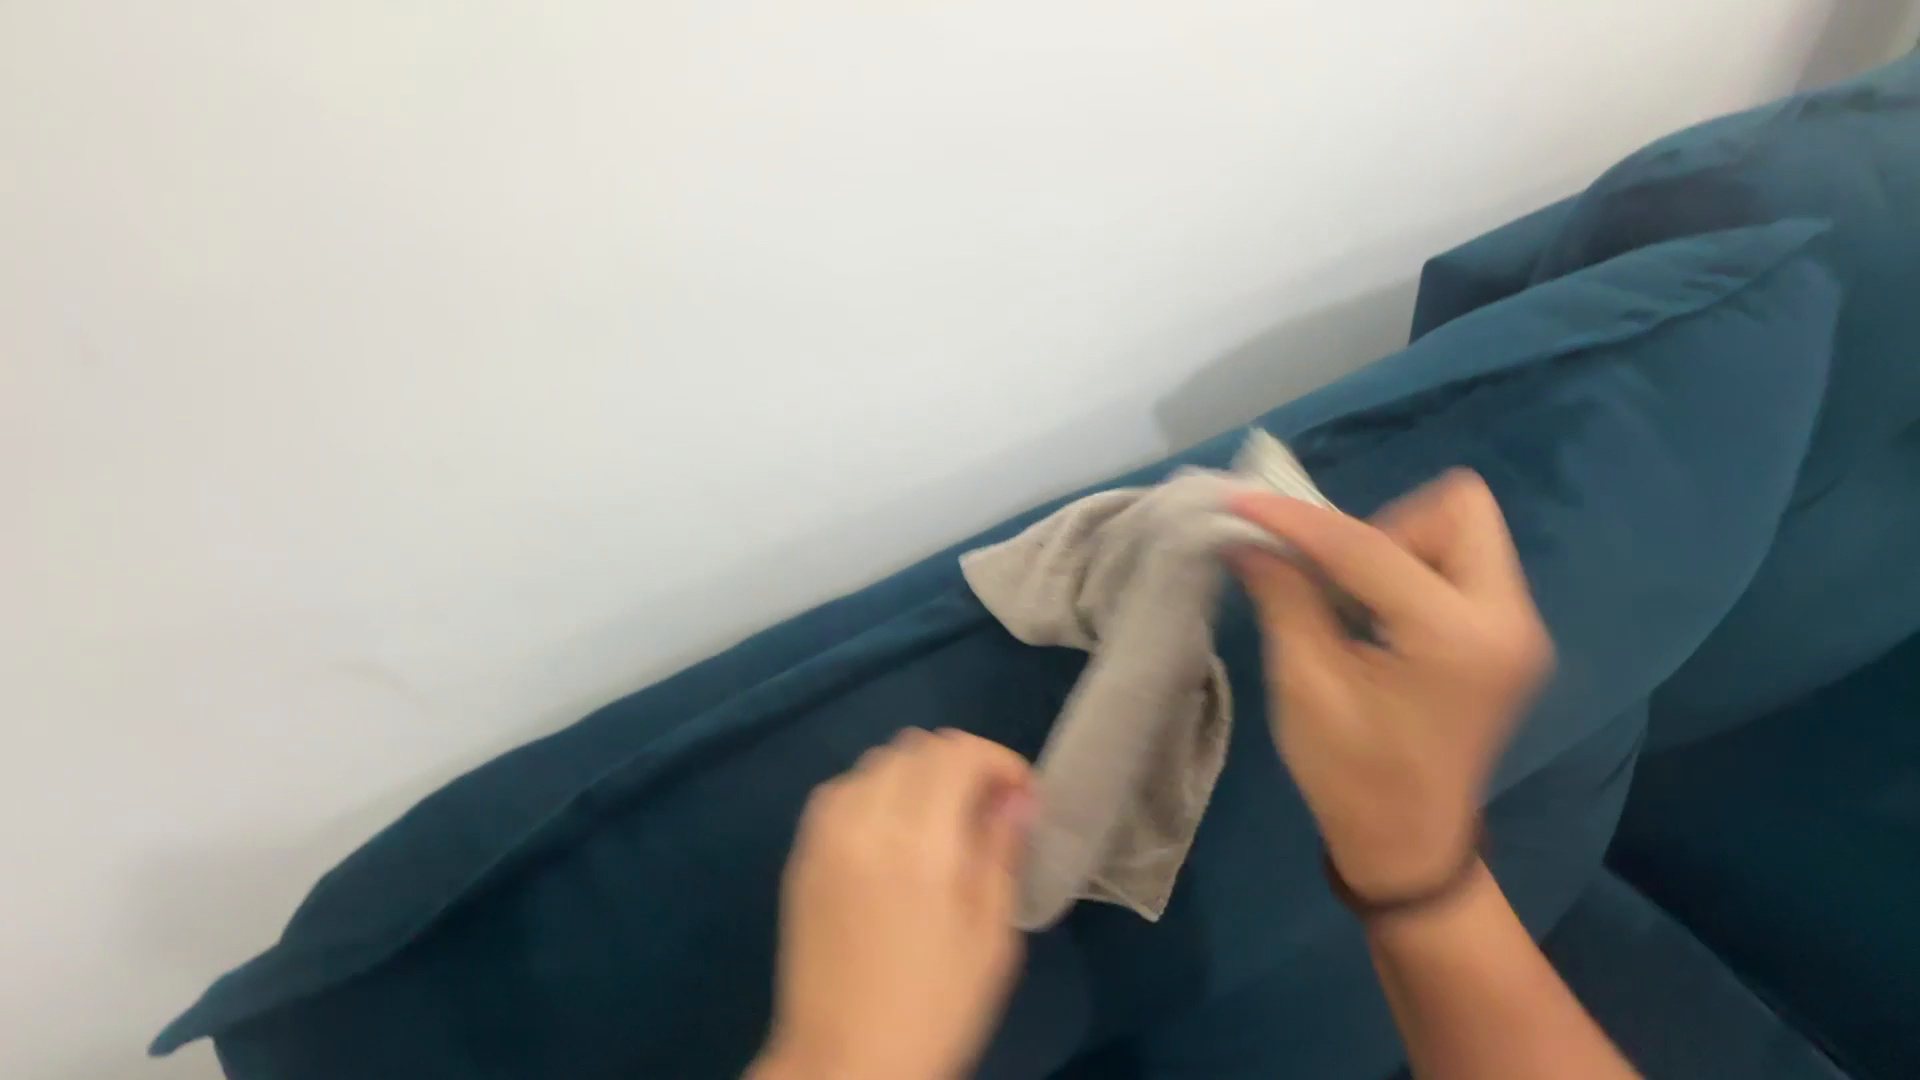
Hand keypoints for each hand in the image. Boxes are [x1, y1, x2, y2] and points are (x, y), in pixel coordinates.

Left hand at [755, 728, 1035, 1079]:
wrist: (842, 1064)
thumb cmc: (934, 1008)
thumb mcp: (991, 939)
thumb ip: (1003, 853)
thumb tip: (1018, 796)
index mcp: (921, 844)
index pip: (958, 753)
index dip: (998, 761)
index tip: (1018, 795)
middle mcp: (867, 822)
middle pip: (918, 746)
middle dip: (961, 763)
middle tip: (984, 808)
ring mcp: (826, 834)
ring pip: (878, 761)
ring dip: (917, 773)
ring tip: (937, 819)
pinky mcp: (801, 853)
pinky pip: (842, 789)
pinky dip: (875, 790)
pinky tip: (889, 832)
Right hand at [1229, 469, 1551, 898]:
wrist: (1407, 840)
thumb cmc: (1350, 773)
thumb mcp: (1304, 682)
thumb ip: (1283, 596)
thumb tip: (1246, 536)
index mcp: (1458, 639)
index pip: (1371, 548)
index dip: (1299, 522)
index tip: (1243, 502)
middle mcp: (1508, 617)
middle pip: (1456, 509)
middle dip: (1380, 525)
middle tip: (1332, 574)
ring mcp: (1514, 623)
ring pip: (1458, 528)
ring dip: (1391, 544)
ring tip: (1349, 598)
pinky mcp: (1501, 630)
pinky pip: (1455, 559)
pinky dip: (1403, 565)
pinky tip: (1367, 608)